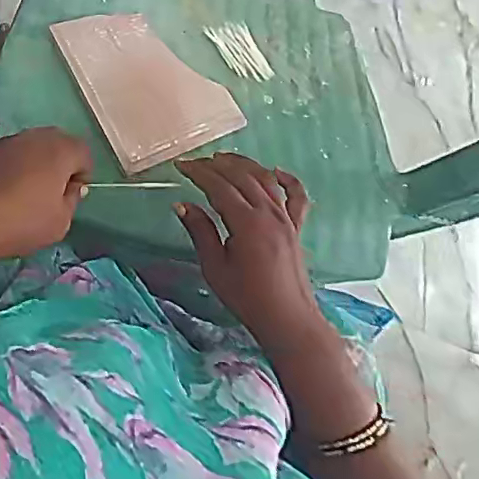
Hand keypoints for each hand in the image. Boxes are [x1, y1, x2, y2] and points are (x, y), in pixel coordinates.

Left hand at [0, 128, 92, 261]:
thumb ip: (72, 201)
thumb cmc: (20, 220)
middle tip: (52, 197)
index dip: (82, 175)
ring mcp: (9, 141)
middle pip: (59, 145)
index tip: (71, 198)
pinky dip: (16, 170)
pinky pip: (13, 157)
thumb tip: (71, 187)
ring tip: (28, 198)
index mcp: (61, 148)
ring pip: (34, 150)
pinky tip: (7, 195)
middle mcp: (36, 136)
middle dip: (60, 167)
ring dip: (37, 167)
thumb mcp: (60, 222)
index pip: (84, 153)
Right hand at [174, 153, 325, 353]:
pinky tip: (275, 170)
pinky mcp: (296, 228)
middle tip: (196, 162)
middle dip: (216, 165)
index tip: (181, 165)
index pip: (219, 186)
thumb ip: (200, 231)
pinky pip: (296, 196)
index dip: (198, 172)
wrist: (288, 320)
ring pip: (265, 180)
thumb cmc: (247, 297)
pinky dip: (287, 179)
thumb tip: (182, 205)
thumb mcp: (215, 266)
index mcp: (246, 223)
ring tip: (224, 158)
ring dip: (244, 164)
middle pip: (241, 177)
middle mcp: (269, 214)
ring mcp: (286, 219)